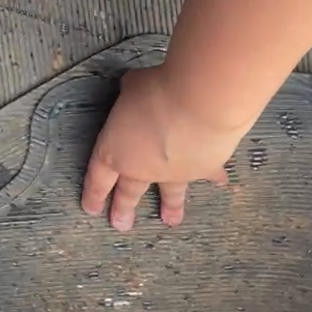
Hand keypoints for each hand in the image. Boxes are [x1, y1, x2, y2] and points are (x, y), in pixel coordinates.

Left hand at [81, 65, 252, 231]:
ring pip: (168, 194)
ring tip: (169, 222)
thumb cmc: (155, 92)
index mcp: (114, 152)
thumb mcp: (132, 86)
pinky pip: (206, 175)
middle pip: (129, 192)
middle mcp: (142, 169)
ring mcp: (174, 173)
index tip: (92, 209)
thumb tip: (136, 89)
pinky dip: (212, 178)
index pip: (99, 178)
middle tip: (120, 225)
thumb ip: (131, 93)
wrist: (199, 105)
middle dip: (123, 208)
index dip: (94, 194)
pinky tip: (219, 184)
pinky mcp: (203, 170)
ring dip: (169, 206)